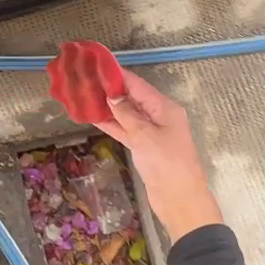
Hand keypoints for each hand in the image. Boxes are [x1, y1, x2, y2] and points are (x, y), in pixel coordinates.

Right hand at [93, 71, 223, 239]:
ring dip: (108, 107)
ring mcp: (151, 132)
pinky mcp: (144, 147)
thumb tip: (112, 96)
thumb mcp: (145, 136)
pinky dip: (112, 124)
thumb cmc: (167, 164)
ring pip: (127, 114)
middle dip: (111, 89)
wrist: (179, 199)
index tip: (97, 65)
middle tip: (86, 80)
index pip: (138, 85)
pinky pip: (126, 130)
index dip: (118, 75)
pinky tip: (94, 117)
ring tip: (85, 96)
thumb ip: (128, 115)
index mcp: (165, 108)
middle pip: (132, 98)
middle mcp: (159, 116)